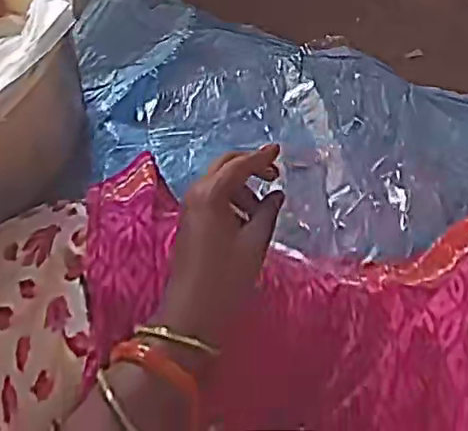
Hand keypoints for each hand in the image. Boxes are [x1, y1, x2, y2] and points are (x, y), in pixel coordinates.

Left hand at [155, 145, 284, 348]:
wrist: (190, 317)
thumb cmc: (225, 279)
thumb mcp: (254, 243)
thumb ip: (268, 212)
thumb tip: (276, 194)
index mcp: (212, 193)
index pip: (240, 165)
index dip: (261, 157)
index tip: (279, 150)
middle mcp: (197, 192)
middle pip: (225, 165)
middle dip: (250, 166)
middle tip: (274, 175)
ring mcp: (190, 206)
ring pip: (219, 181)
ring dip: (241, 186)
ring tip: (262, 209)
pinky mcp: (189, 220)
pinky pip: (212, 196)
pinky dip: (230, 197)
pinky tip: (246, 219)